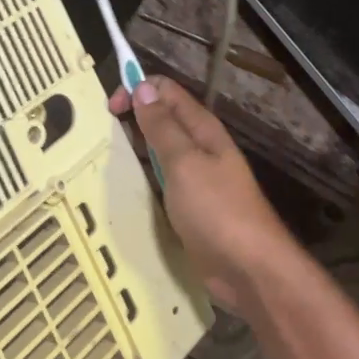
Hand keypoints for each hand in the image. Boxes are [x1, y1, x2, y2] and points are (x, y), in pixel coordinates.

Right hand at [109, 76, 297, 309]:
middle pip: (162, 116)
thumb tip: (143, 87)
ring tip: (111, 156)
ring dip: (138, 146)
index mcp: (201, 127)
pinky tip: (132, 186)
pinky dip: (146, 175)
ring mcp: (197, 175)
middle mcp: (199, 145)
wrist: (251, 271)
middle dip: (134, 117)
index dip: (136, 89)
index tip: (111, 109)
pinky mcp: (191, 203)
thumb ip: (162, 126)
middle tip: (108, 134)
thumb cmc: (217, 210)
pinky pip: (163, 178)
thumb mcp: (184, 163)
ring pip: (161, 147)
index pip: (165, 90)